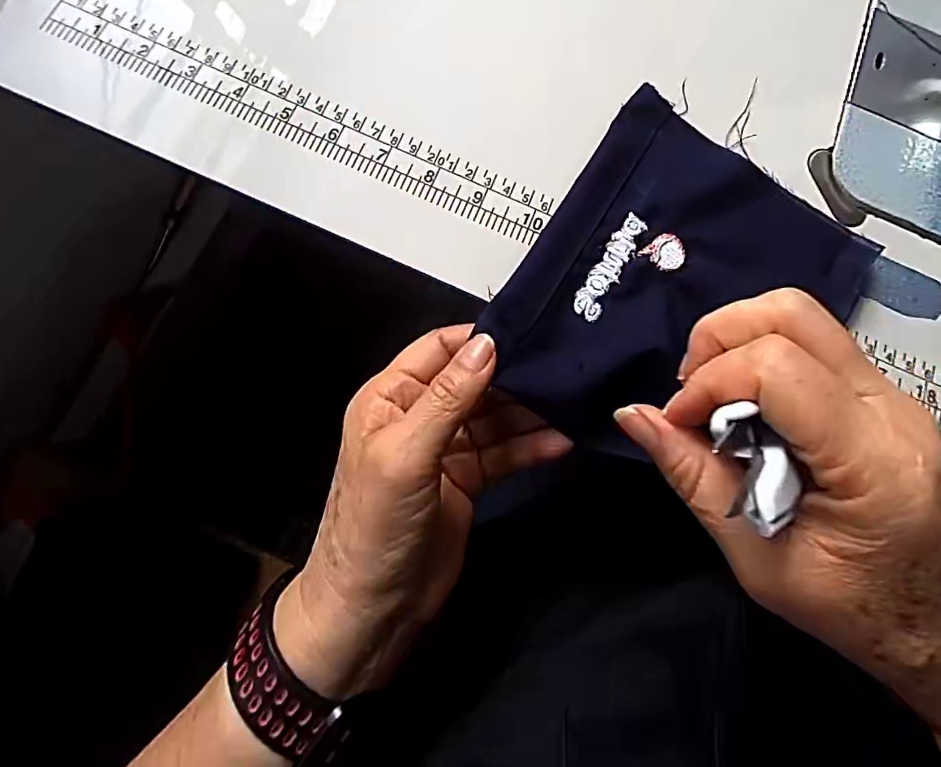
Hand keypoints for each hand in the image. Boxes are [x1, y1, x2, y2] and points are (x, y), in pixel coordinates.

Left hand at [275, 326, 573, 698]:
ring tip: (568, 405)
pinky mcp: (463, 481)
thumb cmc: (372, 526)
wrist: (374, 606)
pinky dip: (527, 448)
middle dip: (510, 376)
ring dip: (527, 413)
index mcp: (389, 397)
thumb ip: (447, 398)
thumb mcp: (407, 453)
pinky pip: (500, 454)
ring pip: (491, 418)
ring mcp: (441, 449)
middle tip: (558, 370)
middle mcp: (415, 416)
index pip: (437, 350)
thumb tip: (485, 345)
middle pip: (470, 382)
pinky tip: (558, 442)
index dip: (476, 340)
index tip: (523, 334)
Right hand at [612, 289, 940, 742]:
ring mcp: (890, 393)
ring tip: (713, 395)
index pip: (776, 368)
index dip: (709, 383)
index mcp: (873, 462)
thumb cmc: (859, 608)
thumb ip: (692, 476)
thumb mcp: (756, 558)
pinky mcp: (876, 390)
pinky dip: (754, 354)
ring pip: (796, 314)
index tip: (680, 423)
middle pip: (789, 314)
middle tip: (693, 394)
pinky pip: (805, 339)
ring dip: (733, 342)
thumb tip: (632, 415)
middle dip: (717, 340)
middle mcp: (891, 410)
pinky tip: (743, 404)